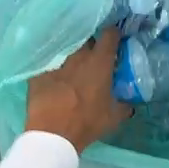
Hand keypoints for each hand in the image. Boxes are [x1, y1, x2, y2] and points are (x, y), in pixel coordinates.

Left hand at [26, 28, 132, 152]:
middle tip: (94, 59)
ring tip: (73, 68)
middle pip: (87, 39)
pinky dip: (53, 68)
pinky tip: (53, 77)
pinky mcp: (39, 71)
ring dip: (72, 57)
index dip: (114, 35)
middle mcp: (78, 55)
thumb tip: (130, 104)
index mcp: (99, 62)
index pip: (110, 35)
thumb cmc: (86, 121)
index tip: (116, 40)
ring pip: (67, 50)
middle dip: (92, 46)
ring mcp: (56, 61)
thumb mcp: (113, 117)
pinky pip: (49, 63)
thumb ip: (124, 106)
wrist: (51, 132)